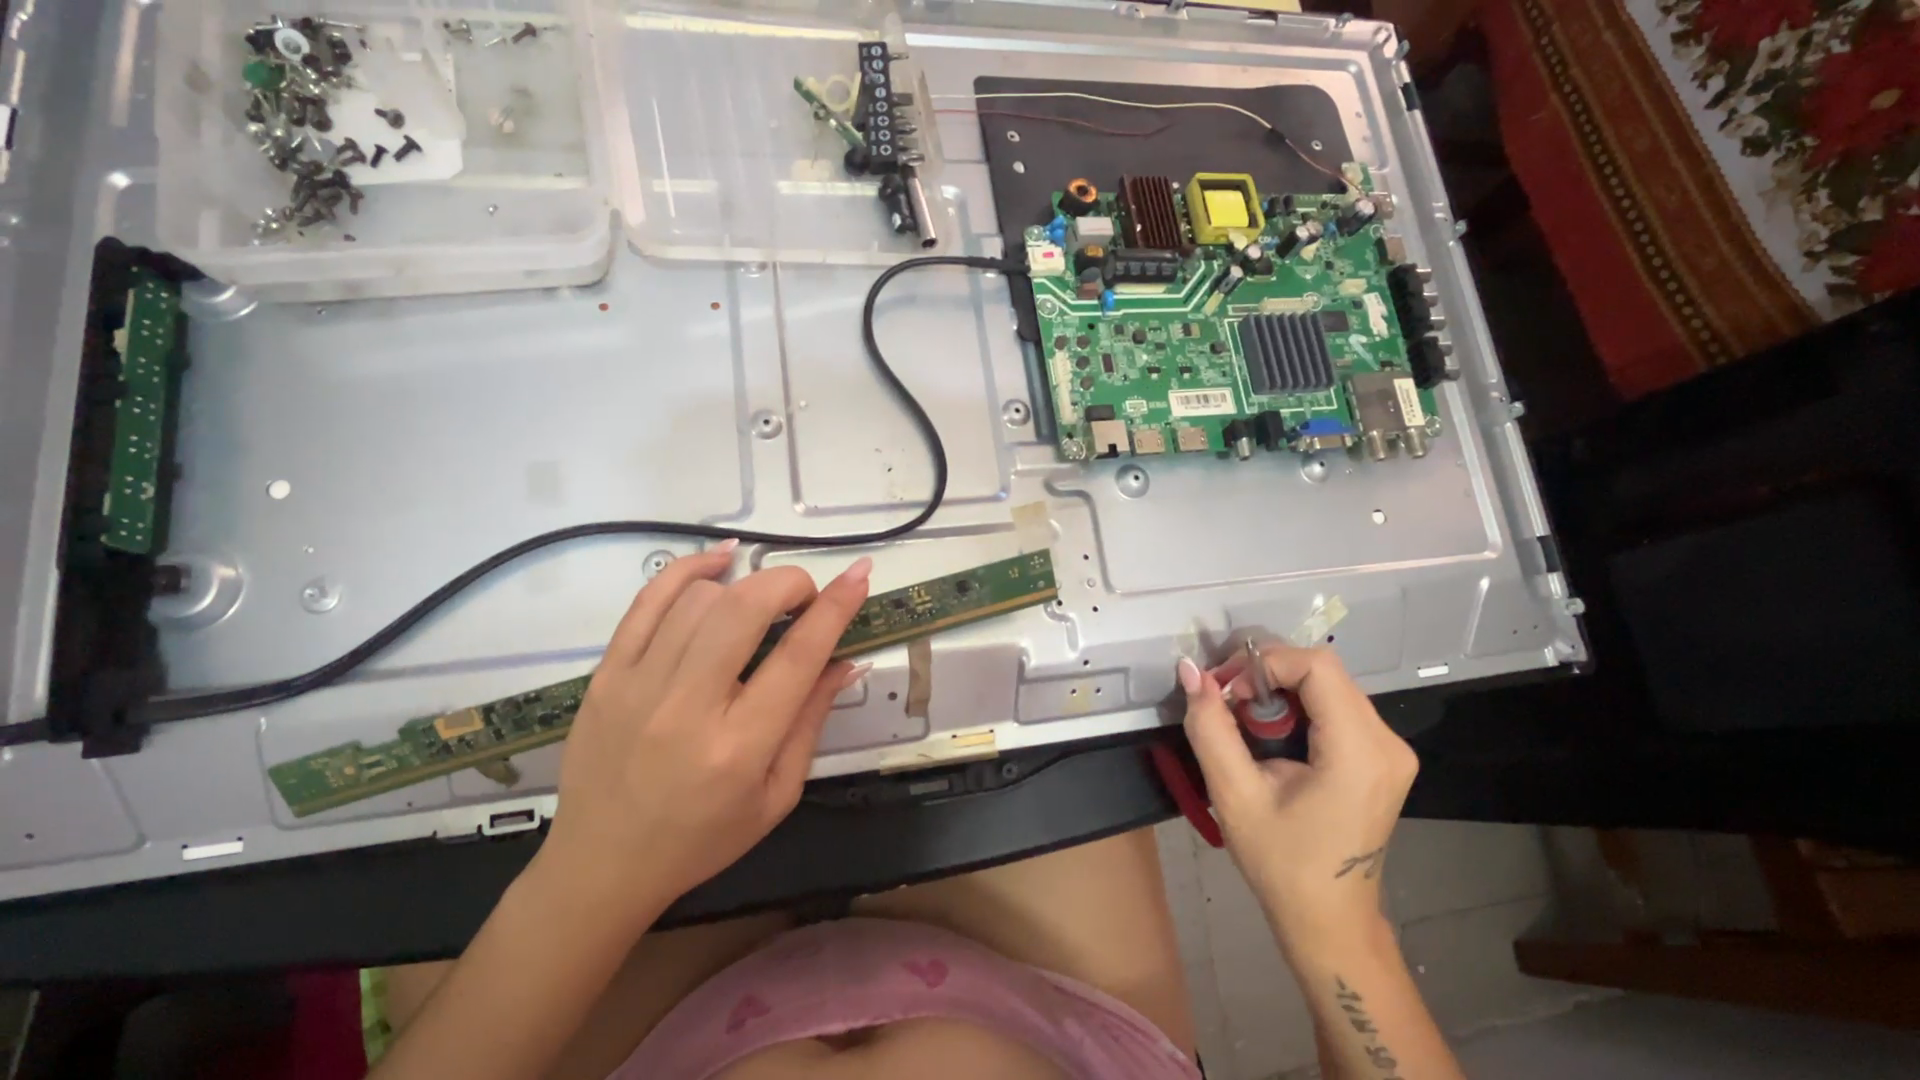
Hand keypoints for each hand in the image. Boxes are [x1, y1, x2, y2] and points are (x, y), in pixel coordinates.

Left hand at [539, 542, 872, 922]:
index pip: (798, 656)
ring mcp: (639, 686)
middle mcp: (688, 708)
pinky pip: (648, 601)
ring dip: (744, 588)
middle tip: (804, 597)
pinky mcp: (606, 675)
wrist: (603, 864)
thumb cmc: (702, 839)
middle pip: (745, 609)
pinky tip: (718, 561)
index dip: (836, 607)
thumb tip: (846, 660)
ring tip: (758, 606)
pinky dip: (688, 569)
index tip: (859, 575)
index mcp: (740, 748)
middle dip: (788, 584)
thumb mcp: (775, 796)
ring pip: (701, 598)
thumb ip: (810, 721)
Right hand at [1176, 644, 1417, 948]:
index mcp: (1359, 751)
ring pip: (1329, 688)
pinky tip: (1272, 740)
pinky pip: (1338, 710)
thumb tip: (1189, 672)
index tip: (1226, 692)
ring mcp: (1391, 751)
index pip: (1317, 667)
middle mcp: (1387, 742)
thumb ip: (1211, 727)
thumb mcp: (1234, 795)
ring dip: (1281, 694)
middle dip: (1268, 677)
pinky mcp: (1384, 760)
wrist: (1329, 920)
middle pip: (1324, 674)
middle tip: (1226, 704)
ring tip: (1244, 725)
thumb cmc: (1281, 864)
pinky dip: (1299, 710)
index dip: (1265, 663)